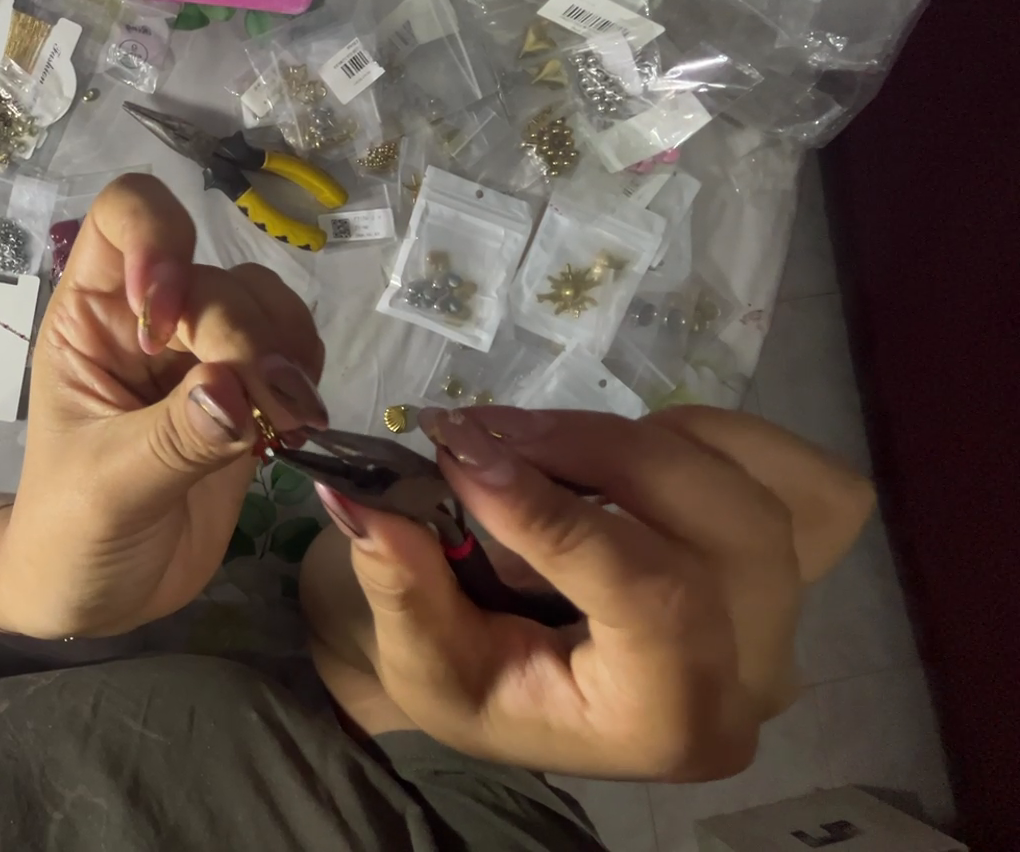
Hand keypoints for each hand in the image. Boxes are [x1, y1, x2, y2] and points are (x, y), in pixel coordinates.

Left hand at [0, 174, 328, 638]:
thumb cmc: (70, 531)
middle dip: (244, 338)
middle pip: (213, 276)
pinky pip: (289, 346)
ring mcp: (196, 352)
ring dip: (285, 352)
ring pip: (261, 303)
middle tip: (266, 411)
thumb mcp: (107, 488)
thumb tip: (235, 391)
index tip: (164, 325)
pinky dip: (303, 372)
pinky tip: (293, 422)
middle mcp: (145, 319)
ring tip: (286, 421)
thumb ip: (173, 439)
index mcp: (88, 318)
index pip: (123, 218)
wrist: (96, 589)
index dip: (156, 241)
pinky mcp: (240, 389)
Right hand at [304, 405, 841, 780]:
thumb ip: (397, 581)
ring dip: (631, 437)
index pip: (651, 601)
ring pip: (759, 486)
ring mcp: (776, 610)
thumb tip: (355, 497)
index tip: (454, 450)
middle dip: (594, 453)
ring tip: (528, 436)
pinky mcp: (772, 558)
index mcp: (666, 720)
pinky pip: (791, 475)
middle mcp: (750, 672)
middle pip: (727, 528)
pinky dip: (697, 436)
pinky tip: (605, 447)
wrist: (496, 673)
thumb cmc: (456, 678)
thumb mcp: (413, 655)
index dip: (551, 512)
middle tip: (481, 428)